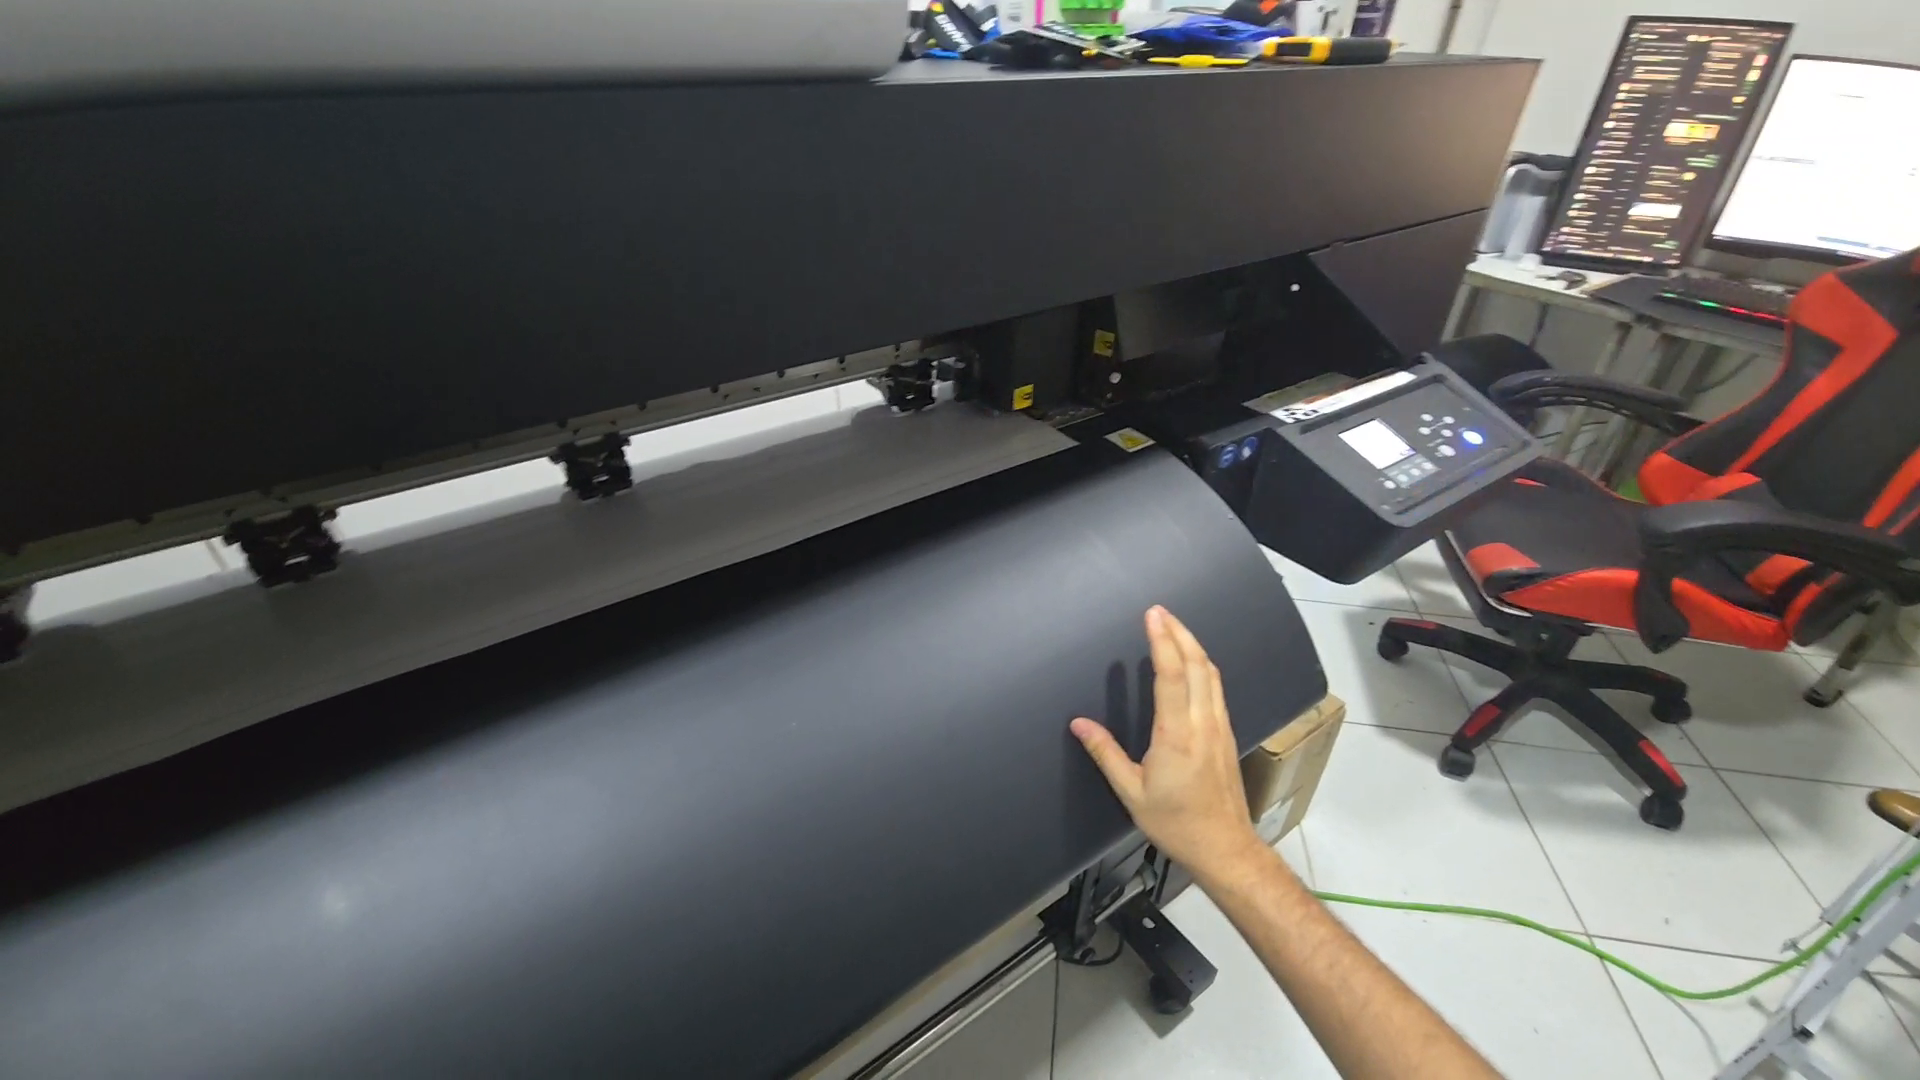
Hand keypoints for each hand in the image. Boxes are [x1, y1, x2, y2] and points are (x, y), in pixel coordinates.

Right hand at [1070, 606, 1263, 880]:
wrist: (1225, 846)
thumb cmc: (1176, 823)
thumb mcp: (1132, 793)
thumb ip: (1106, 754)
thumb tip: (1078, 724)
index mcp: (1176, 735)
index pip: (1171, 675)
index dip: (1162, 641)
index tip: (1152, 615)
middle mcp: (1202, 723)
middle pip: (1196, 664)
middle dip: (1179, 632)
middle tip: (1160, 611)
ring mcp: (1219, 726)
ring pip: (1211, 673)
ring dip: (1193, 645)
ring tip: (1174, 627)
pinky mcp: (1227, 734)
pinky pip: (1216, 687)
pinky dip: (1202, 665)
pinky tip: (1192, 662)